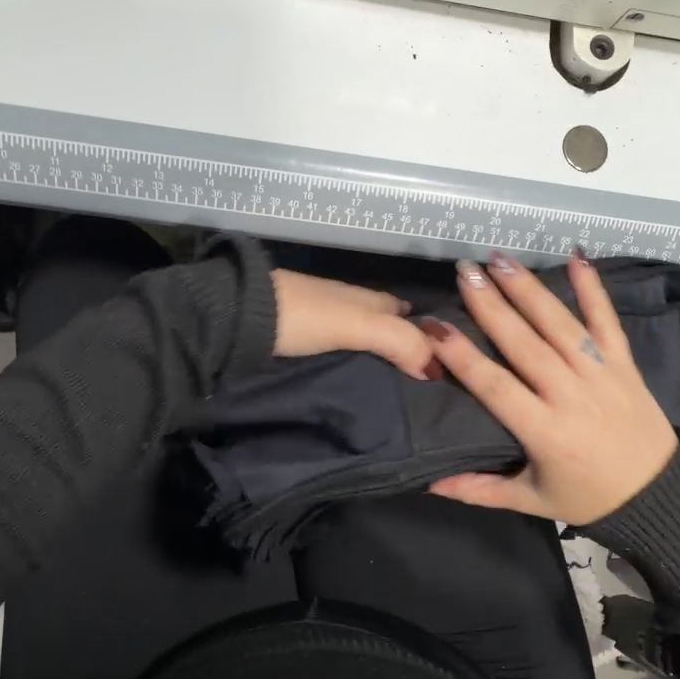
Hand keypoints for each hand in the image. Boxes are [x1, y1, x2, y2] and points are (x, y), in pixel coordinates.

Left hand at [272, 269, 432, 378]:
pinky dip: (345, 356)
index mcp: (362, 296)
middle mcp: (343, 302)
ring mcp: (315, 317)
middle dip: (397, 339)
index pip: (401, 310)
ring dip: (371, 349)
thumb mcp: (356, 326)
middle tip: (415, 375)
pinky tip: (347, 372)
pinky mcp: (292, 334)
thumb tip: (434, 370)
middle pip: (378, 319)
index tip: (441, 357)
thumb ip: (396, 341)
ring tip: (388, 381)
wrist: (238, 315)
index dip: (422, 329)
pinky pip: (330, 345)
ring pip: (354, 331)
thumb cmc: (302, 316)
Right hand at [423, 252, 677, 524]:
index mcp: (545, 431)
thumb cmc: (587, 497)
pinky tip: (576, 257)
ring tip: (500, 260)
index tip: (434, 327)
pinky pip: (607, 321)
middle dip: (493, 306)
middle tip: (465, 273)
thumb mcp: (530, 500)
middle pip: (526, 344)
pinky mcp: (624, 364)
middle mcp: (571, 395)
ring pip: (561, 325)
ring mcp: (601, 375)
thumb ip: (479, 489)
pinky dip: (593, 289)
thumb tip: (428, 483)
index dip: (463, 356)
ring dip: (530, 290)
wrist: (658, 498)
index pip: (495, 386)